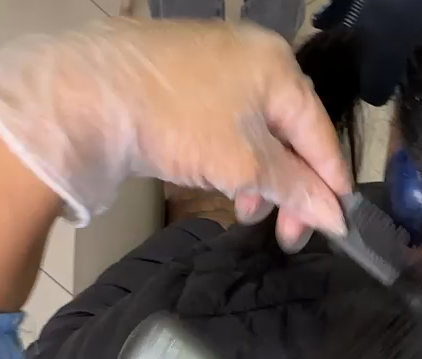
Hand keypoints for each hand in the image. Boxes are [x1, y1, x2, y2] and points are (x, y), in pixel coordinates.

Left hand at [0, 17, 350, 247]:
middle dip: (292, 190)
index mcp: (279, 67)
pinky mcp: (186, 80)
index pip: (321, 135)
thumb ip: (298, 191)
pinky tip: (227, 186)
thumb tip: (338, 219)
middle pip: (291, 137)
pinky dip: (235, 162)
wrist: (83, 96)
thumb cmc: (178, 124)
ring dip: (262, 182)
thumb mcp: (246, 164)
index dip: (331, 186)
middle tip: (287, 237)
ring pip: (259, 136)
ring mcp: (217, 65)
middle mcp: (254, 57)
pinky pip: (230, 127)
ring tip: (248, 213)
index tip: (335, 228)